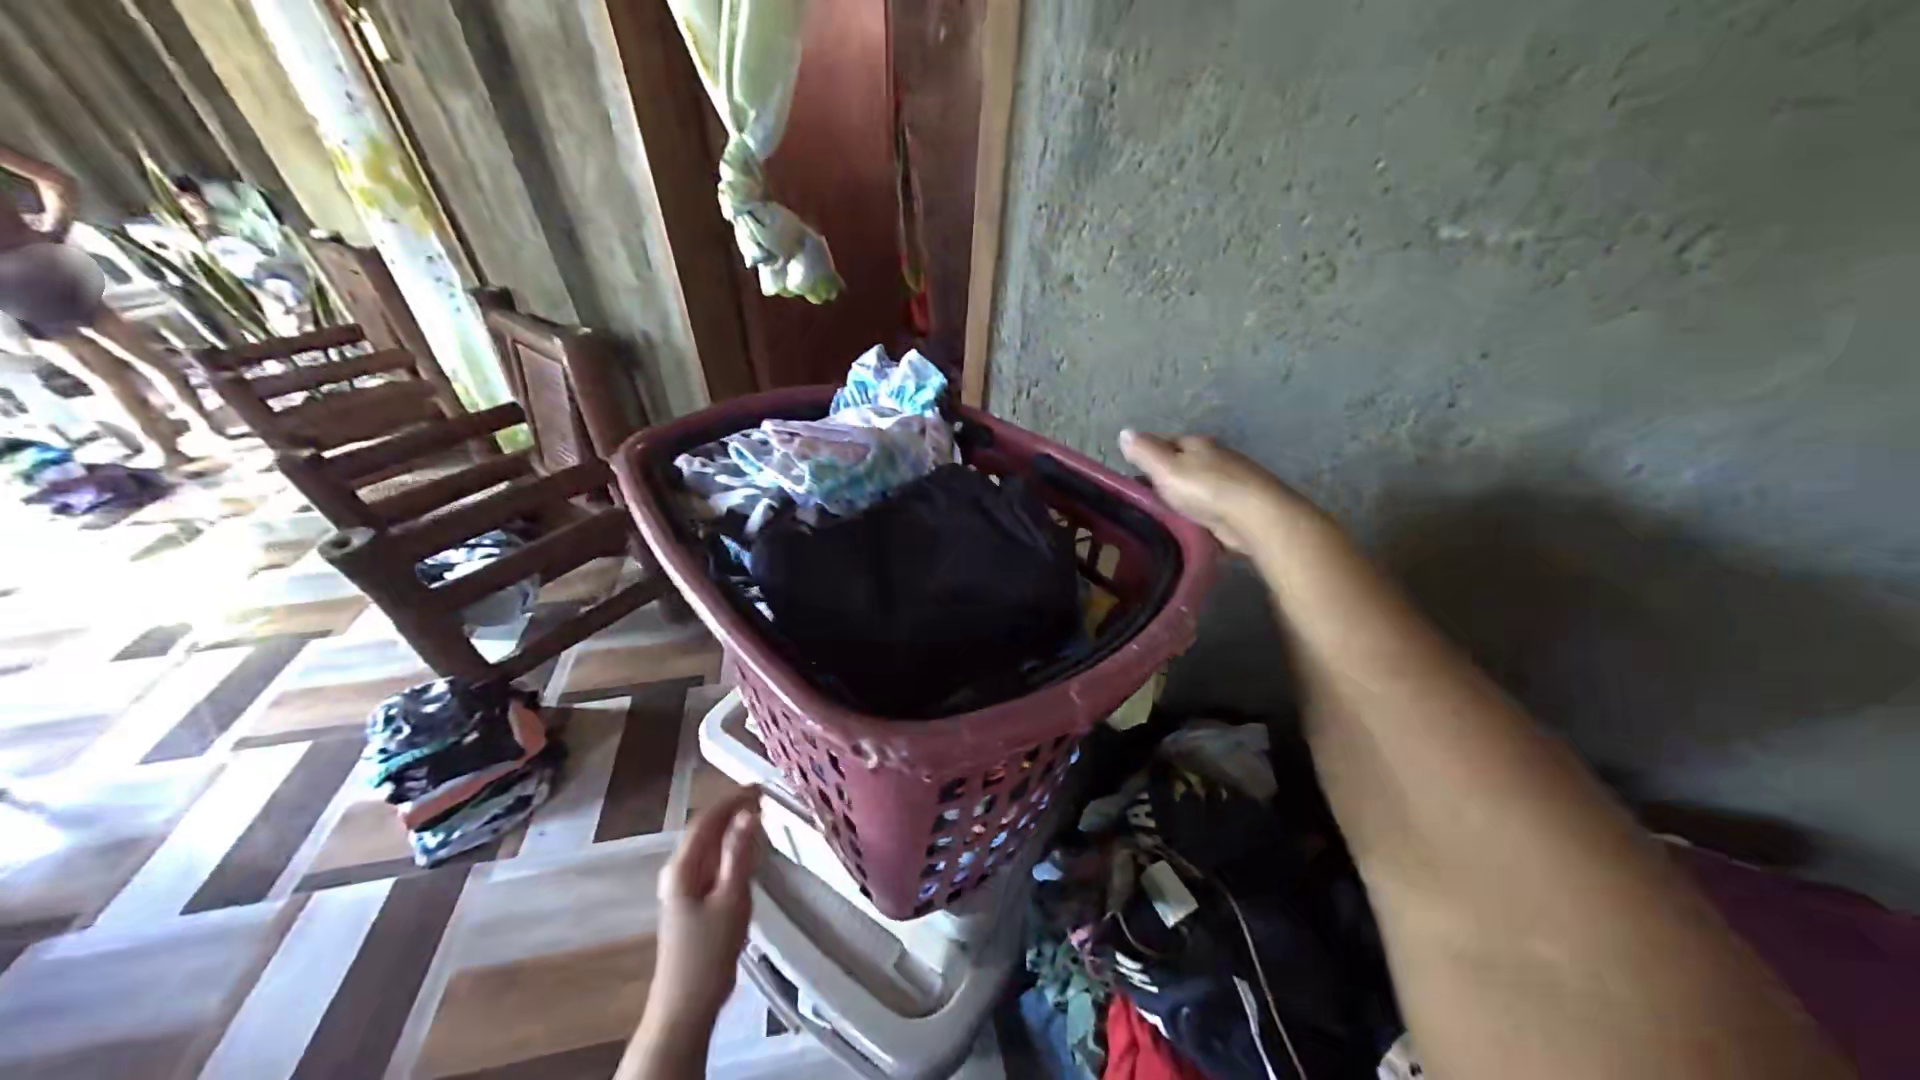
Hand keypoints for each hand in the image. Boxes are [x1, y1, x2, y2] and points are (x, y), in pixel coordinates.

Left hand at [652, 785, 761, 1022]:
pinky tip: (746, 850)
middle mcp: (677, 871)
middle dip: (732, 809)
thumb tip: (748, 814)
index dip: (732, 799)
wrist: (686, 1004)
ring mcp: (682, 887)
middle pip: (705, 830)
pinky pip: (711, 861)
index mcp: (682, 867)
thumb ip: (740, 854)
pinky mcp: (691, 901)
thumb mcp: (732, 899)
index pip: (707, 820)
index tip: (760, 787)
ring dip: (731, 827)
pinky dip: (729, 847)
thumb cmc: (709, 951)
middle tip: (764, 797)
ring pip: (708, 845)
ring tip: (759, 815)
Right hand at [1119, 429, 1319, 553]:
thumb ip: (1144, 451)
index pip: (1165, 443)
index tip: (1132, 476)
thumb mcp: (1165, 468)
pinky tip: (1191, 525)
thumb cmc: (1205, 489)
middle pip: (1183, 464)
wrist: (1254, 517)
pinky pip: (1211, 507)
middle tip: (1144, 501)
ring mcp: (1231, 481)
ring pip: (1198, 486)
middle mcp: (1216, 457)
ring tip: (1164, 516)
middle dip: (1166, 479)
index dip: (1147, 457)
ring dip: (1184, 498)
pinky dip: (1200, 513)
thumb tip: (1124, 432)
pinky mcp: (1240, 506)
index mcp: (1196, 443)